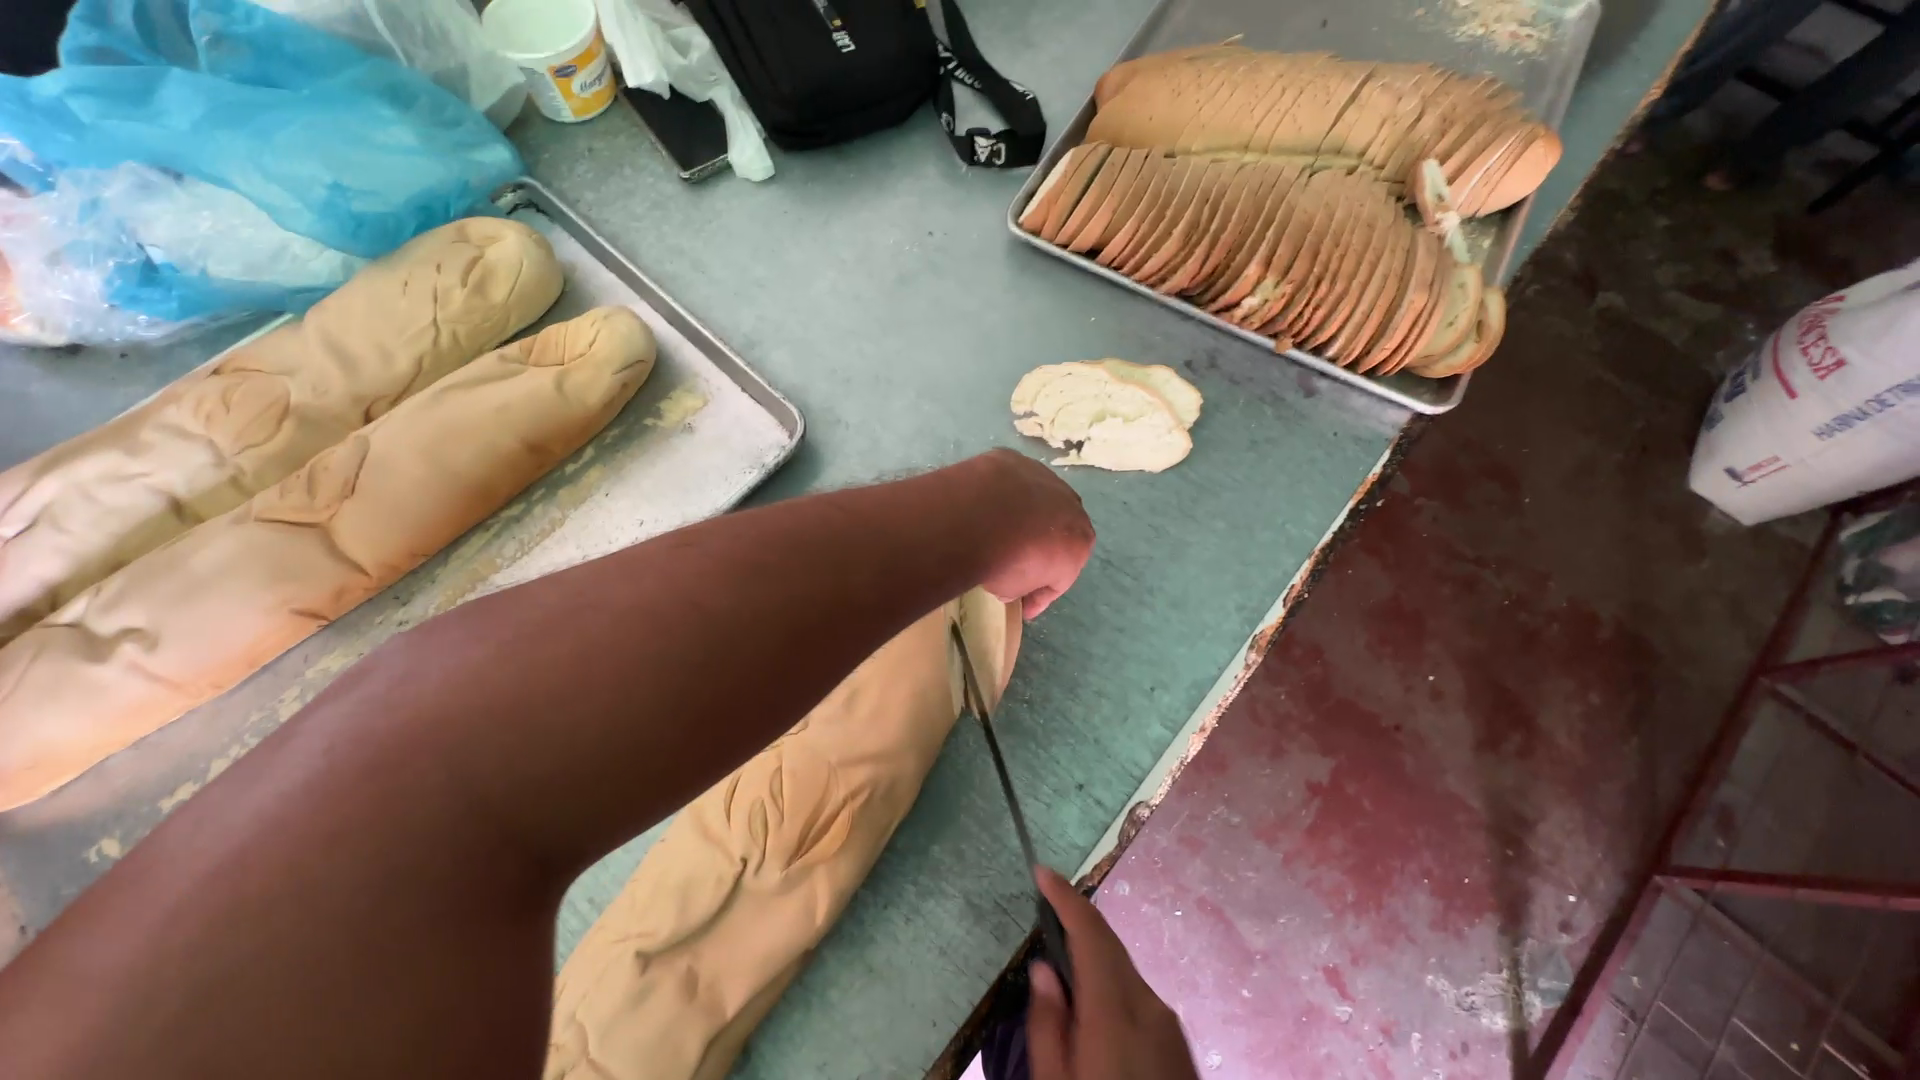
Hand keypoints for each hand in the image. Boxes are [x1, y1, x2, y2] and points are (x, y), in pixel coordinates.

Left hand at [973, 450, 1094, 617]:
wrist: (984, 516)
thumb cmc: (1009, 562)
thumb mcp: (1015, 590)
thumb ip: (1020, 586)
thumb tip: (1009, 587)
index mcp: (1080, 542)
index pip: (1062, 575)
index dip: (1041, 592)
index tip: (1023, 606)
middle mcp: (1071, 505)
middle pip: (1055, 529)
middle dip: (1039, 545)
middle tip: (1015, 561)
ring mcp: (1043, 477)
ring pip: (1033, 500)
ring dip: (1020, 514)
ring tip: (993, 529)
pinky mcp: (1013, 459)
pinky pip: (1006, 481)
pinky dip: (996, 492)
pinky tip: (979, 503)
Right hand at [1027, 867, 1199, 1079]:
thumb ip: (1048, 1025)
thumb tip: (1044, 971)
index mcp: (1115, 1013)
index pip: (1091, 935)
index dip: (1067, 898)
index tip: (1043, 871)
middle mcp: (1149, 1007)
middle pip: (1111, 948)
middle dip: (1078, 922)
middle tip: (1045, 907)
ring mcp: (1170, 1026)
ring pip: (1125, 973)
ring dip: (1095, 959)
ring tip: (1061, 967)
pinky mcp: (1179, 1045)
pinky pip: (1138, 998)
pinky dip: (1112, 986)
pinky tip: (1093, 1008)